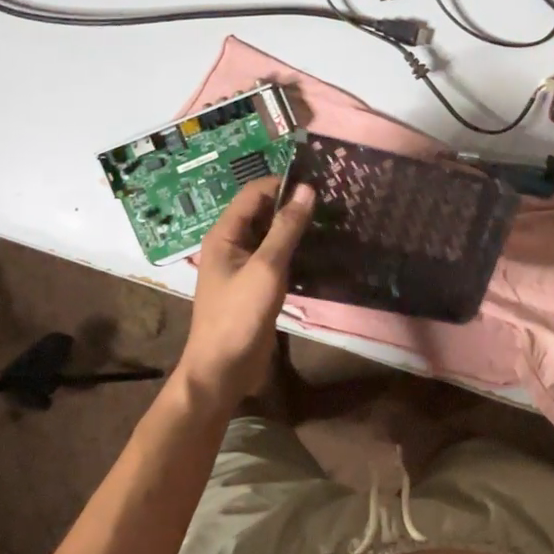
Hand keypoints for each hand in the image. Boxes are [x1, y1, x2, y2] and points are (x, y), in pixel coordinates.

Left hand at [179, 177, 314, 407]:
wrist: (223, 369)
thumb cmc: (240, 315)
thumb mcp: (267, 268)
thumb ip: (286, 228)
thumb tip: (306, 190)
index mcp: (224, 234)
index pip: (254, 193)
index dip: (283, 185)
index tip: (318, 187)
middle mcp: (230, 244)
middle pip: (262, 212)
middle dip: (291, 206)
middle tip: (330, 205)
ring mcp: (242, 266)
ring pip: (270, 236)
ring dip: (294, 229)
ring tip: (330, 224)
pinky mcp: (254, 286)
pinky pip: (274, 258)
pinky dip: (292, 251)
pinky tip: (317, 253)